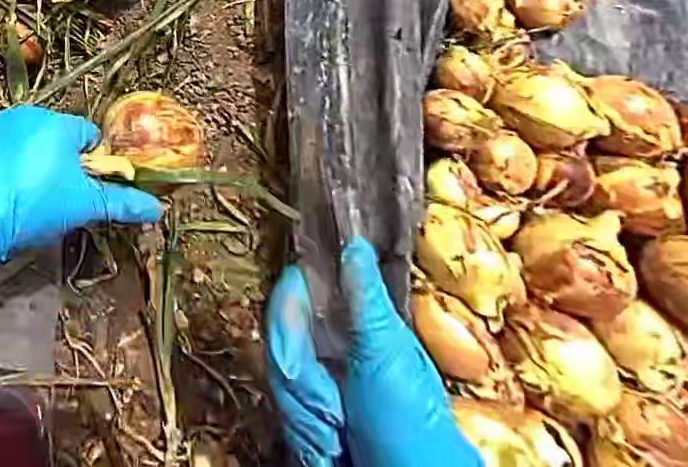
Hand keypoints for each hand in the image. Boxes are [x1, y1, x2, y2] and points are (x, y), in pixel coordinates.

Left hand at [0, 104, 163, 268]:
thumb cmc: (34, 206)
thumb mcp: (82, 206)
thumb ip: (121, 203)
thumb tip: (156, 209)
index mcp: (60, 124)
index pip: (89, 136)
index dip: (90, 164)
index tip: (80, 188)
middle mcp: (33, 113)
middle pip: (62, 136)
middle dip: (63, 161)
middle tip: (56, 194)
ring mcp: (4, 121)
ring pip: (35, 138)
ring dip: (37, 157)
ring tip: (29, 191)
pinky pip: (9, 142)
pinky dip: (12, 157)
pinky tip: (8, 182)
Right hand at [264, 237, 479, 466]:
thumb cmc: (411, 426)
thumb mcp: (388, 356)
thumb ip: (365, 298)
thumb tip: (354, 241)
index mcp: (353, 318)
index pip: (295, 289)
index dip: (288, 315)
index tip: (296, 356)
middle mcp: (331, 340)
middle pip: (279, 331)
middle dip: (298, 378)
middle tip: (331, 409)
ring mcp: (319, 376)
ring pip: (276, 370)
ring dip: (302, 412)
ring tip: (336, 436)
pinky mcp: (308, 410)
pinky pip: (281, 406)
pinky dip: (302, 433)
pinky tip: (328, 448)